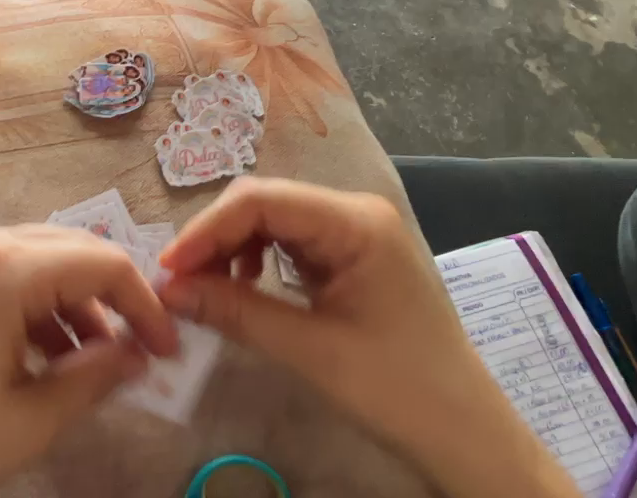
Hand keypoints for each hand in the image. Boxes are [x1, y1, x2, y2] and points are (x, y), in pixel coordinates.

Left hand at [0, 223, 180, 497]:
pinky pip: (9, 274)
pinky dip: (40, 306)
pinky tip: (47, 354)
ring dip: (78, 303)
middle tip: (142, 354)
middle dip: (113, 298)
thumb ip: (93, 379)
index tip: (170, 352)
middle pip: (74, 249)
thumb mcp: (25, 420)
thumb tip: (139, 356)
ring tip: (96, 364)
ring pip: (42, 259)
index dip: (145, 305)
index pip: (102, 261)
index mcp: (6, 266)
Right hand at [157, 178, 579, 497]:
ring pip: (273, 219)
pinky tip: (245, 286)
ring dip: (233, 248)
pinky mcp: (350, 253)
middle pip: (265, 203)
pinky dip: (257, 259)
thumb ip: (237, 311)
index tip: (169, 267)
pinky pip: (289, 240)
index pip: (263, 201)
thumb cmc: (399, 391)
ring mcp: (354, 230)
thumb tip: (168, 290)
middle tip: (179, 282)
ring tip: (207, 288)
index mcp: (356, 222)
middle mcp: (355, 211)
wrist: (467, 436)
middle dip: (217, 238)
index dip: (208, 229)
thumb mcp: (312, 352)